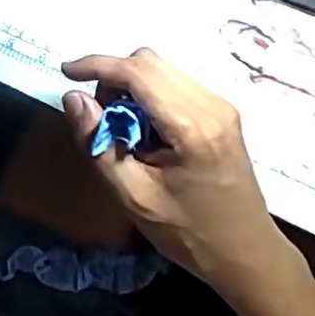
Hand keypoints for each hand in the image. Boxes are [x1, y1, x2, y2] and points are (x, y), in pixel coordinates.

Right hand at [61, 48, 302, 305]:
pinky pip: (176, 82)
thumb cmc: (189, 234)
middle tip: (98, 116)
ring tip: (121, 127)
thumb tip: (74, 98)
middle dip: (114, 76)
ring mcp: (220, 104)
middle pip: (150, 62)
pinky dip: (150, 92)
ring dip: (132, 84)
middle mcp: (210, 104)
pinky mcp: (222, 111)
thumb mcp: (134, 198)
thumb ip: (99, 145)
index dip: (97, 65)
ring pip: (163, 68)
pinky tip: (145, 129)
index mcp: (191, 126)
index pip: (138, 72)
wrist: (247, 254)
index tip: (67, 72)